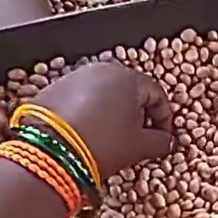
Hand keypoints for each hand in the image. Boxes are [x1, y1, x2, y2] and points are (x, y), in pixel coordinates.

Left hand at [33, 62, 173, 178]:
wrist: (51, 148)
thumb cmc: (104, 143)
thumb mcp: (139, 146)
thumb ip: (159, 142)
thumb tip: (166, 142)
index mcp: (129, 78)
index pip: (157, 95)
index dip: (164, 119)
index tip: (163, 138)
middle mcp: (103, 69)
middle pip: (130, 91)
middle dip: (138, 115)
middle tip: (139, 139)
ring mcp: (76, 76)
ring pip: (105, 94)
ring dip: (114, 114)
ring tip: (113, 139)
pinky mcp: (55, 87)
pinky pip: (83, 99)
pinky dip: (91, 114)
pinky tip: (90, 134)